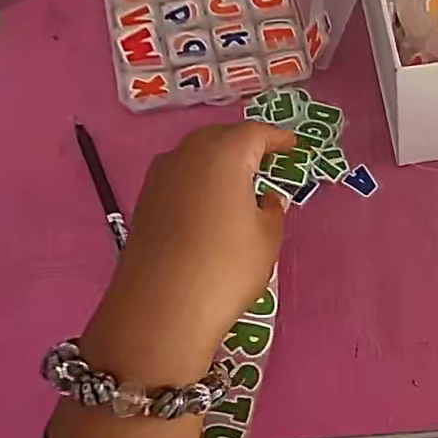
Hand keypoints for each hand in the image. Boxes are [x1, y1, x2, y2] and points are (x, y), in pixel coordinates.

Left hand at [80, 121, 297, 384]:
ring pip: (196, 154)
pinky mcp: (146, 202)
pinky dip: (201, 179)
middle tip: (267, 156)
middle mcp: (188, 156)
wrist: (164, 305)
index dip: (276, 137)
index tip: (292, 143)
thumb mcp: (268, 237)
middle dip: (245, 142)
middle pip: (220, 136)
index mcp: (224, 156)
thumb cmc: (229, 264)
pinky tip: (213, 201)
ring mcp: (161, 178)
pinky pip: (181, 176)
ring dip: (219, 159)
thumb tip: (265, 199)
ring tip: (241, 177)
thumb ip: (271, 211)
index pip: (254, 133)